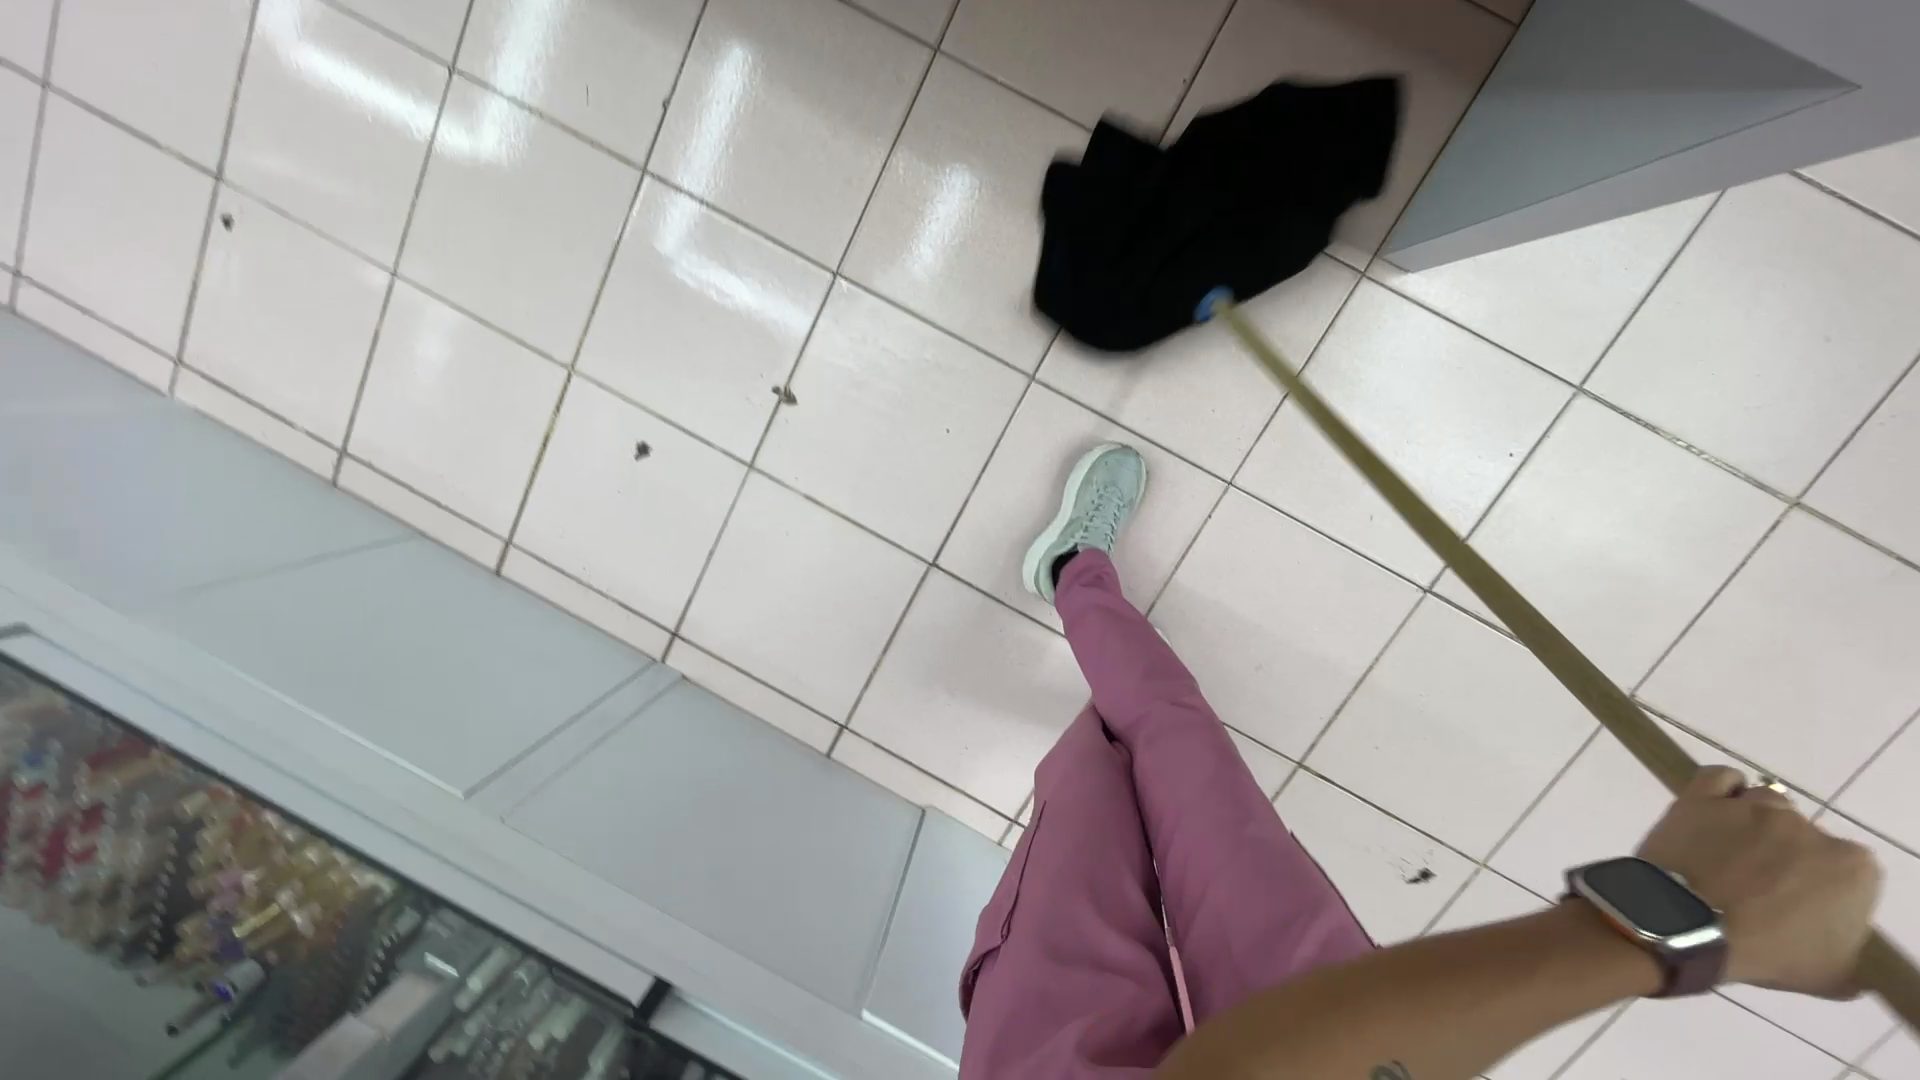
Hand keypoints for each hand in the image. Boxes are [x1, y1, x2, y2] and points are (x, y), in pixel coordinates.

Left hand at [1636, 765, 1881, 996]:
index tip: (1800, 898)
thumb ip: (1850, 954)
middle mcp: (1804, 828)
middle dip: (1784, 851)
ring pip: (1764, 802)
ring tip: (1732, 845)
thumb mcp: (1834, 974)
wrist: (1686, 921)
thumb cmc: (1766, 951)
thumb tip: (1850, 960)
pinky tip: (1717, 803)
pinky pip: (1718, 776)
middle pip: (1800, 832)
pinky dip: (1723, 785)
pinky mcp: (1700, 797)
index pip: (1846, 866)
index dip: (1821, 882)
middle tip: (1758, 875)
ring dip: (1755, 819)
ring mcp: (1750, 807)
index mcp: (1852, 867)